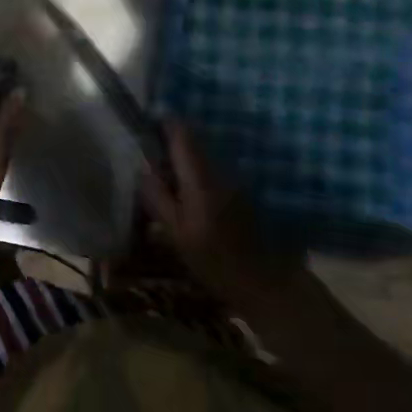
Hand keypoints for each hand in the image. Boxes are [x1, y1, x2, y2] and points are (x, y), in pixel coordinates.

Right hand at [137, 119, 286, 296]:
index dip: (161, 124)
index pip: (182, 134)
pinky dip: (192, 178)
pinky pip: (209, 174)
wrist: (269, 287)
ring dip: (179, 163)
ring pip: (200, 159)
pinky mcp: (239, 196)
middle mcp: (220, 172)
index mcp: (201, 178)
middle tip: (144, 161)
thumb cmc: (217, 262)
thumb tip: (142, 170)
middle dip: (166, 145)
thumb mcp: (177, 233)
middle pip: (191, 143)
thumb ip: (157, 197)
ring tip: (159, 181)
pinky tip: (181, 199)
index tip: (142, 129)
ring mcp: (233, 183)